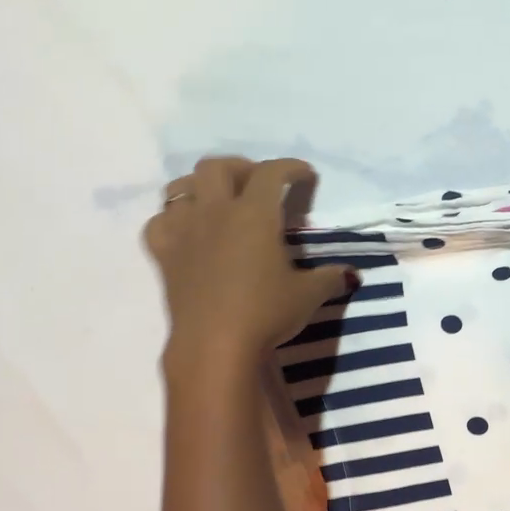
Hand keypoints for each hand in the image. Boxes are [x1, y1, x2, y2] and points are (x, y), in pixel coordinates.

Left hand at [143, 157, 357, 369]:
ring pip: (181, 186)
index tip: (304, 174)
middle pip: (217, 167)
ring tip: (219, 199)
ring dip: (201, 185)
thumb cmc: (267, 312)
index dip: (289, 168)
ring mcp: (183, 230)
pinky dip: (175, 218)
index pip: (270, 174)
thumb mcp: (309, 296)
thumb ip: (329, 278)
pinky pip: (160, 221)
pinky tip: (188, 230)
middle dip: (241, 167)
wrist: (216, 343)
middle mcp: (214, 212)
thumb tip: (349, 274)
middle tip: (258, 182)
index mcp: (254, 215)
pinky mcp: (164, 254)